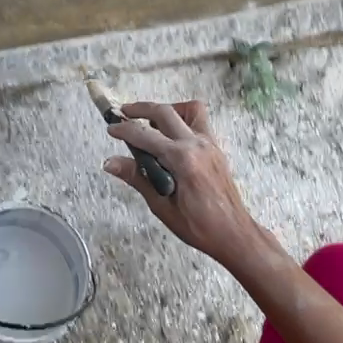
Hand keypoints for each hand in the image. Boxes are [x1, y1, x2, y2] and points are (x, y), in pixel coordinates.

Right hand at [103, 101, 287, 272]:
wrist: (232, 233)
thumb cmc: (198, 225)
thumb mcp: (160, 206)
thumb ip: (136, 178)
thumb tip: (110, 163)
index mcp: (182, 160)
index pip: (145, 135)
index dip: (123, 130)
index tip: (111, 129)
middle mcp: (197, 145)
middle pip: (165, 112)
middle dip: (140, 108)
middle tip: (124, 113)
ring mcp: (209, 144)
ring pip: (189, 110)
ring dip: (168, 109)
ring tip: (152, 121)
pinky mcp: (216, 148)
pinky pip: (200, 122)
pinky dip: (184, 120)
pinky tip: (172, 136)